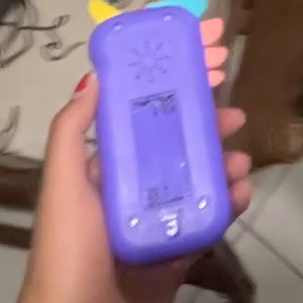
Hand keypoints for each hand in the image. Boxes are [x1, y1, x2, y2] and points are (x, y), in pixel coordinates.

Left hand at [11, 18, 253, 302]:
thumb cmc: (70, 250)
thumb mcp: (62, 184)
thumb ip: (72, 130)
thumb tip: (93, 73)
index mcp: (107, 163)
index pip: (143, 107)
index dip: (172, 77)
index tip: (202, 52)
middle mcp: (135, 182)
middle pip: (178, 136)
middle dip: (206, 113)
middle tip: (233, 100)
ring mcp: (160, 215)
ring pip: (200, 172)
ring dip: (223, 157)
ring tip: (240, 155)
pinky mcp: (178, 247)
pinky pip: (210, 214)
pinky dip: (228, 199)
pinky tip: (240, 190)